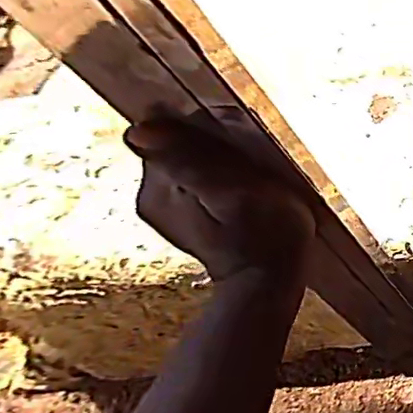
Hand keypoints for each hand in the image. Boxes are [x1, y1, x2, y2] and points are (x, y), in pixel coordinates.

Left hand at [123, 118, 313, 283]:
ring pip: (189, 167)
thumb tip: (140, 130)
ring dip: (219, 167)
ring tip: (254, 184)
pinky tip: (245, 198)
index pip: (168, 134)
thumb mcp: (237, 193)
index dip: (203, 131)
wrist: (272, 282)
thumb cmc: (267, 235)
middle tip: (253, 167)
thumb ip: (191, 162)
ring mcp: (167, 211)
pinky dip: (221, 184)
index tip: (238, 143)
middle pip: (176, 150)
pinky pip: (198, 185)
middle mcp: (152, 195)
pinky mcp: (186, 220)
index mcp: (160, 187)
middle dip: (211, 150)